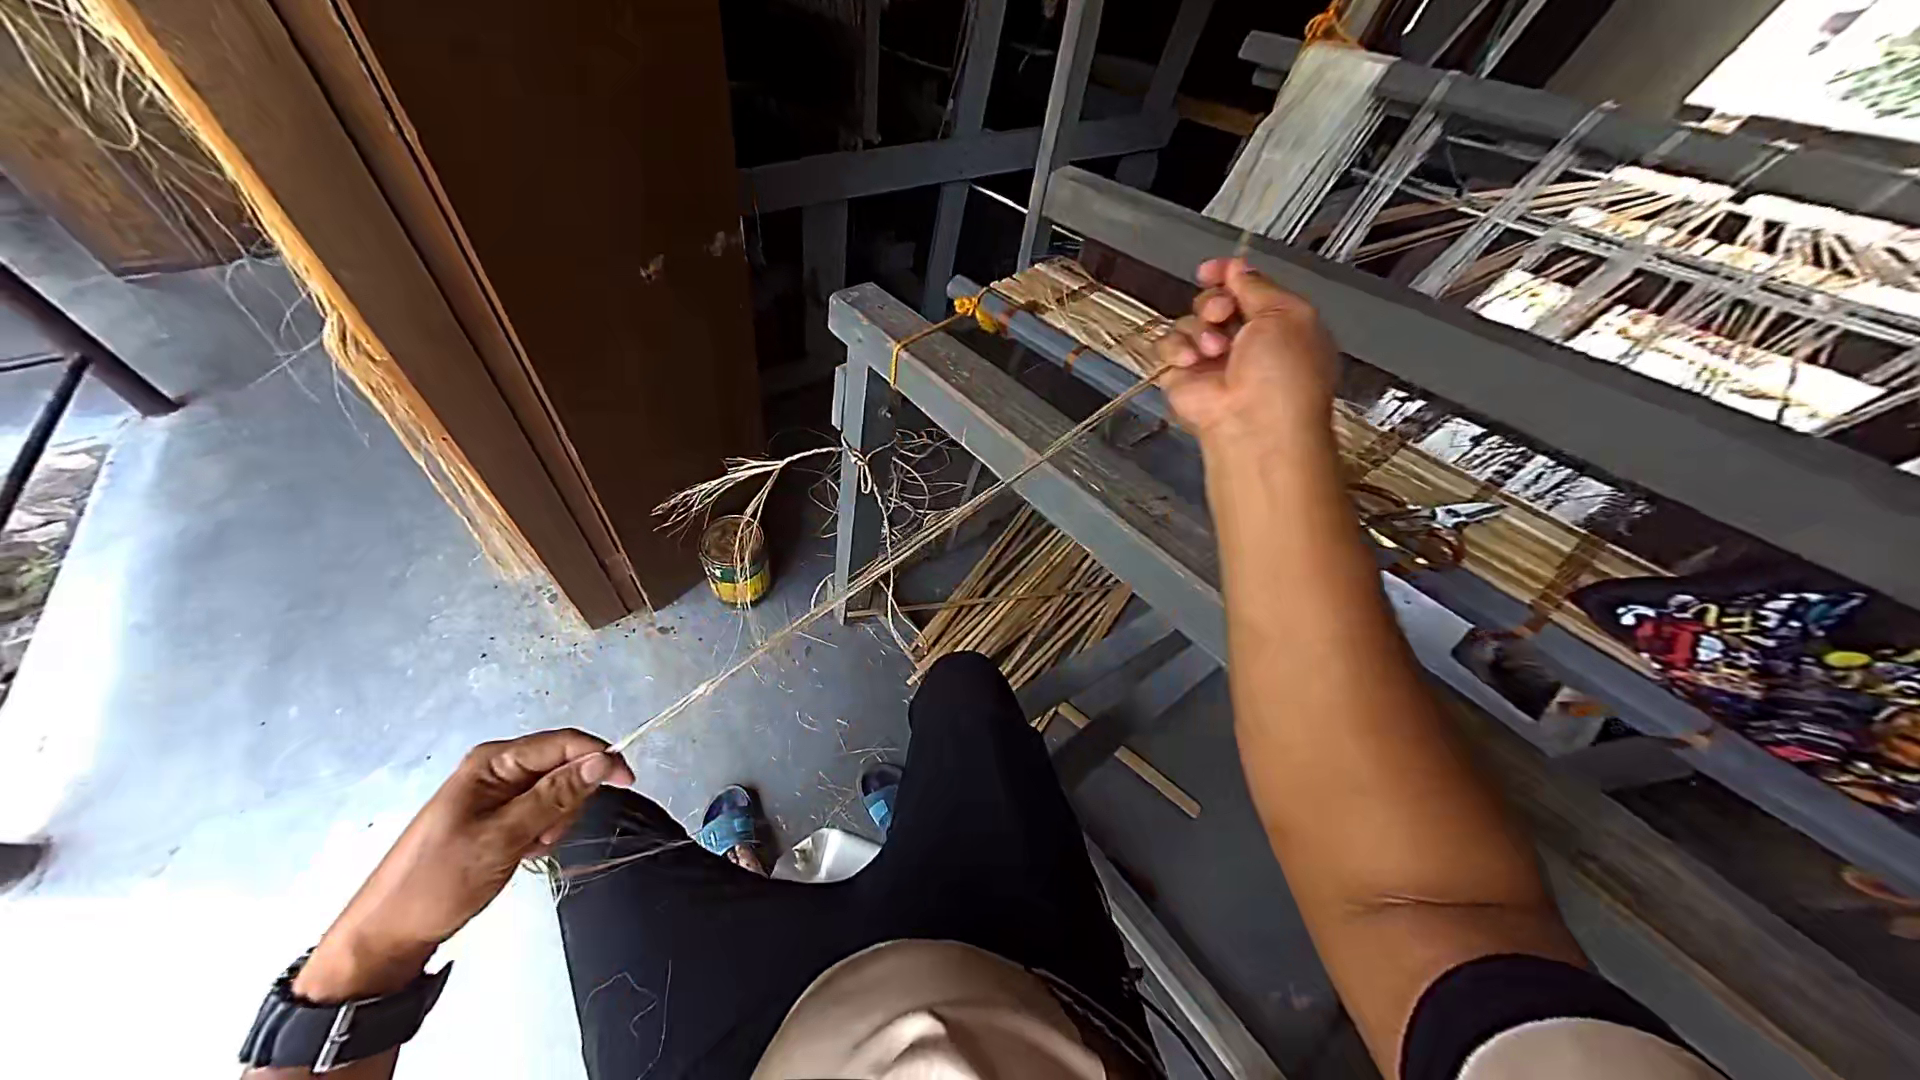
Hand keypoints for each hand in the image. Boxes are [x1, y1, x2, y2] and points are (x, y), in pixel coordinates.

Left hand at [293, 730, 633, 1002]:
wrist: (386, 937)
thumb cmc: (438, 882)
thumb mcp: (503, 837)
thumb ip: (556, 795)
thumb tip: (602, 761)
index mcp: (493, 761)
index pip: (564, 743)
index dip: (600, 757)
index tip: (628, 782)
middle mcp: (497, 768)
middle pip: (564, 764)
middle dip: (570, 798)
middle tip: (547, 834)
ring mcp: (497, 792)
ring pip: (558, 790)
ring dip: (557, 819)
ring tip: (529, 848)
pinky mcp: (499, 815)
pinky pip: (543, 810)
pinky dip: (544, 830)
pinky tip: (524, 851)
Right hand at [1155, 257, 1338, 448]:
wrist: (1253, 423)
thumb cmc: (1284, 376)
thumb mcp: (1286, 313)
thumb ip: (1257, 285)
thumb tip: (1237, 268)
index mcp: (1275, 325)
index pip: (1245, 288)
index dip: (1227, 274)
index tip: (1213, 270)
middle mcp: (1242, 343)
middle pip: (1212, 301)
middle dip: (1214, 302)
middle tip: (1222, 314)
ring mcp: (1209, 361)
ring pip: (1188, 322)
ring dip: (1199, 327)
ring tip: (1214, 348)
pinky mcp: (1181, 377)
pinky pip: (1167, 346)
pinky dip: (1176, 348)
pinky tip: (1192, 360)